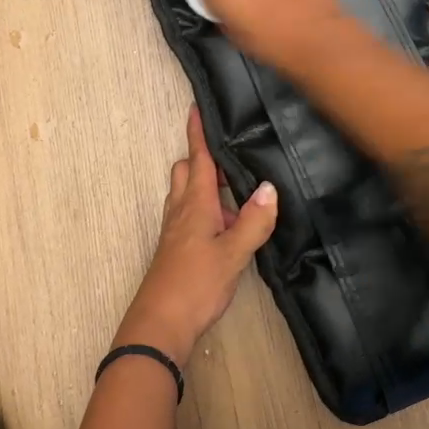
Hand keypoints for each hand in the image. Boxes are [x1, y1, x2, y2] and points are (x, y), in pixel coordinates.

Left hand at [112, 107, 278, 364]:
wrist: (161, 322)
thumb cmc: (195, 283)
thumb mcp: (233, 254)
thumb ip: (253, 221)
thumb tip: (268, 187)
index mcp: (195, 203)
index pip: (197, 157)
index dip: (197, 132)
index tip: (196, 106)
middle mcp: (181, 209)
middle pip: (187, 170)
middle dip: (204, 158)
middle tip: (232, 158)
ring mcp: (175, 229)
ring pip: (186, 193)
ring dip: (206, 185)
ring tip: (237, 194)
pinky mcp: (175, 247)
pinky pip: (189, 214)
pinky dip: (205, 209)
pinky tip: (226, 227)